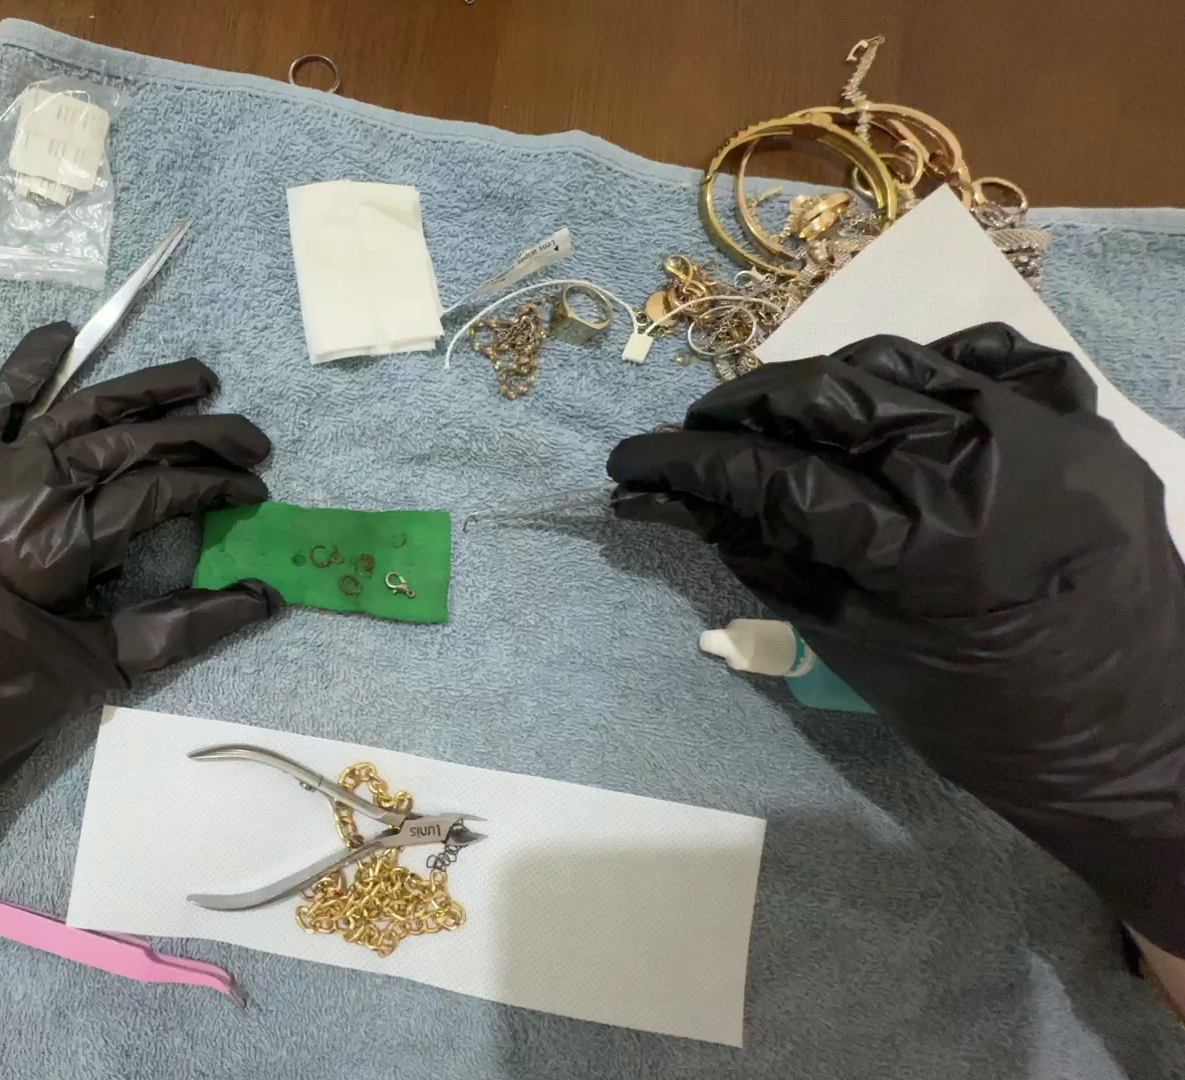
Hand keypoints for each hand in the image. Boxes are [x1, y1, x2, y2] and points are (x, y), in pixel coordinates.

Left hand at [0, 323, 280, 923]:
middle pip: (127, 442)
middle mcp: (23, 490)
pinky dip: (26, 368)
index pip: (155, 493)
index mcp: (55, 544)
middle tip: (256, 440)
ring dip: (142, 388)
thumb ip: (183, 627)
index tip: (257, 493)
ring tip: (201, 378)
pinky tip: (61, 335)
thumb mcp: (97, 671)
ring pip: (77, 410)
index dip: (215, 488)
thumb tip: (262, 598)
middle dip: (200, 435)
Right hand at [609, 323, 1184, 952]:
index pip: (765, 472)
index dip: (681, 462)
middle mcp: (990, 467)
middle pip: (824, 394)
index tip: (628, 461)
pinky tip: (879, 404)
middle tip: (694, 435)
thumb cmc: (961, 708)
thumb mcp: (830, 627)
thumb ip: (745, 546)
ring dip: (808, 385)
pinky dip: (915, 368)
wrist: (1134, 736)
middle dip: (737, 407)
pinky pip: (984, 356)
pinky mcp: (1085, 423)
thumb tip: (662, 498)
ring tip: (770, 421)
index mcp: (922, 546)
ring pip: (890, 359)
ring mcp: (1050, 432)